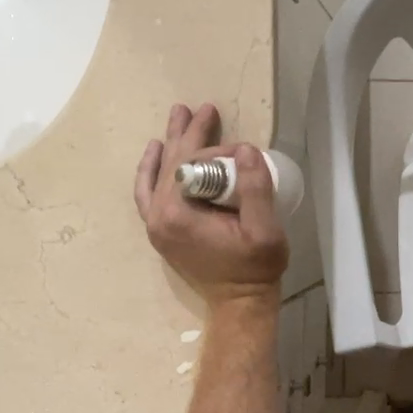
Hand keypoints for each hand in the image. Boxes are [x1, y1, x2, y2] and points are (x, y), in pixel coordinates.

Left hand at [134, 103, 288, 306]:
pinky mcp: (162, 232)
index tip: (238, 141)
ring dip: (169, 147)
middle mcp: (158, 216)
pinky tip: (156, 156)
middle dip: (187, 134)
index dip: (213, 145)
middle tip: (200, 108)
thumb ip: (256, 188)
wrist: (240, 303)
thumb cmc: (255, 267)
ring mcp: (156, 226)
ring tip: (177, 120)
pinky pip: (147, 194)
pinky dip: (151, 172)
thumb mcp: (264, 229)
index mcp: (178, 213)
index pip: (191, 163)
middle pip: (171, 164)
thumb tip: (245, 148)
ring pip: (156, 176)